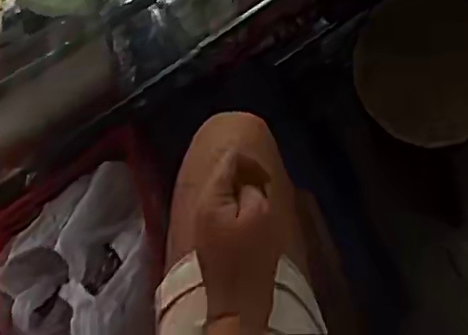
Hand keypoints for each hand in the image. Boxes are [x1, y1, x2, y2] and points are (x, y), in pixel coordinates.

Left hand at [194, 151, 282, 325]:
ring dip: (242, 194)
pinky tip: (249, 223)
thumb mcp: (260, 213)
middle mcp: (200, 207)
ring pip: (224, 192)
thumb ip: (252, 186)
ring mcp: (201, 225)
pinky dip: (236, 209)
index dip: (252, 163)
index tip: (267, 180)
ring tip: (259, 207)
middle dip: (246, 178)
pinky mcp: (207, 239)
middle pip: (224, 174)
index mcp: (212, 198)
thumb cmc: (252, 260)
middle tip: (265, 192)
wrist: (237, 307)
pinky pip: (221, 210)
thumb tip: (246, 181)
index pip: (230, 159)